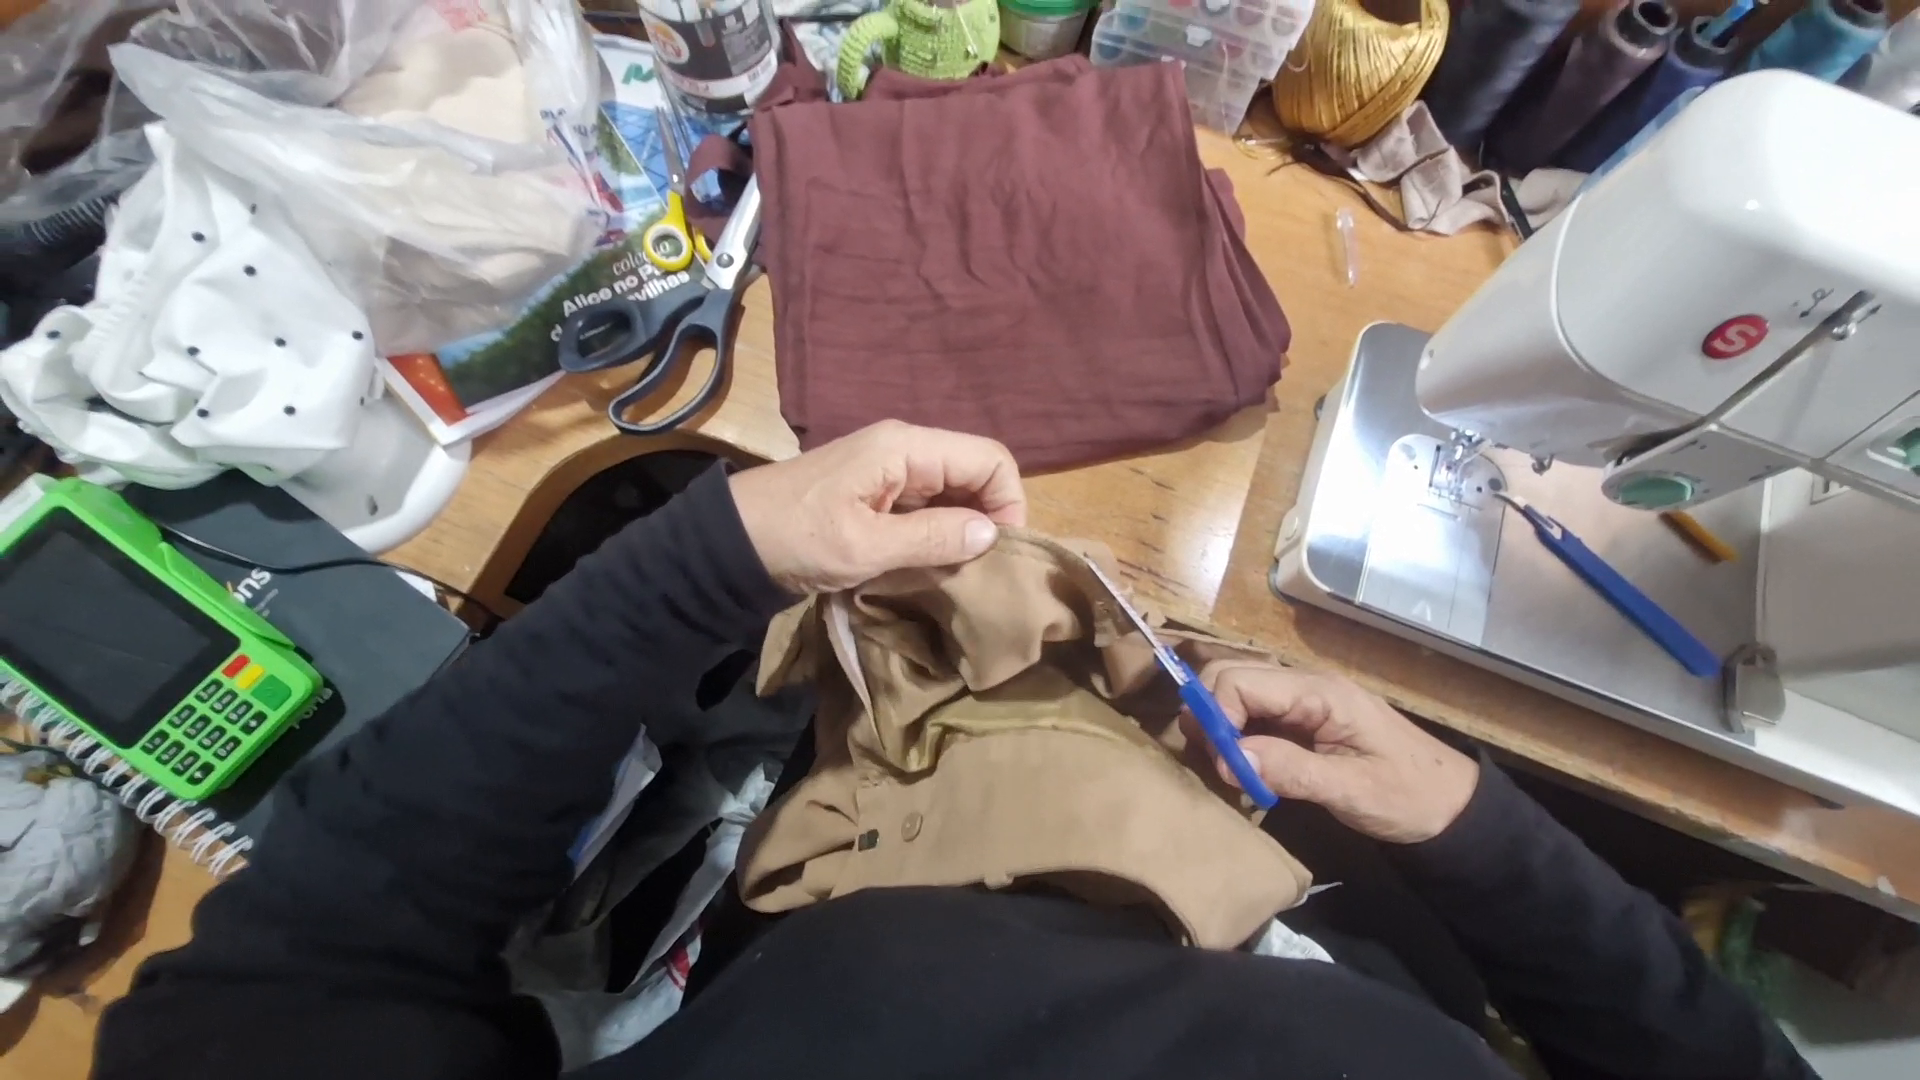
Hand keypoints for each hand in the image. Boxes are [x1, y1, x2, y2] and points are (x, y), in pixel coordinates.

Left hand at [730, 421, 1026, 593]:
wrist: (732, 541)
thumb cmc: (796, 537)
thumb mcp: (865, 546)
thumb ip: (932, 537)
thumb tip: (993, 534)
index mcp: (906, 448)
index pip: (990, 459)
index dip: (1008, 503)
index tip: (999, 553)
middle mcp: (906, 450)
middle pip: (974, 474)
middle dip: (989, 519)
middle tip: (982, 569)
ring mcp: (891, 471)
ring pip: (953, 493)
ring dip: (963, 530)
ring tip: (960, 573)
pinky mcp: (879, 494)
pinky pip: (927, 507)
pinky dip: (938, 534)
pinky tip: (933, 565)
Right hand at [1198, 661, 1479, 843]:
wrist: (1454, 807)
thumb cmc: (1410, 796)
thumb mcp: (1353, 790)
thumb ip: (1292, 771)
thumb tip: (1230, 760)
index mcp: (1318, 691)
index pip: (1239, 682)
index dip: (1216, 716)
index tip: (1221, 763)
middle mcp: (1302, 684)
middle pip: (1228, 676)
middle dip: (1209, 715)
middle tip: (1215, 761)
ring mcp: (1299, 699)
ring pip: (1234, 691)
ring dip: (1218, 724)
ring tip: (1226, 765)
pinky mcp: (1298, 717)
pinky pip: (1250, 712)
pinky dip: (1234, 734)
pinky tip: (1241, 764)